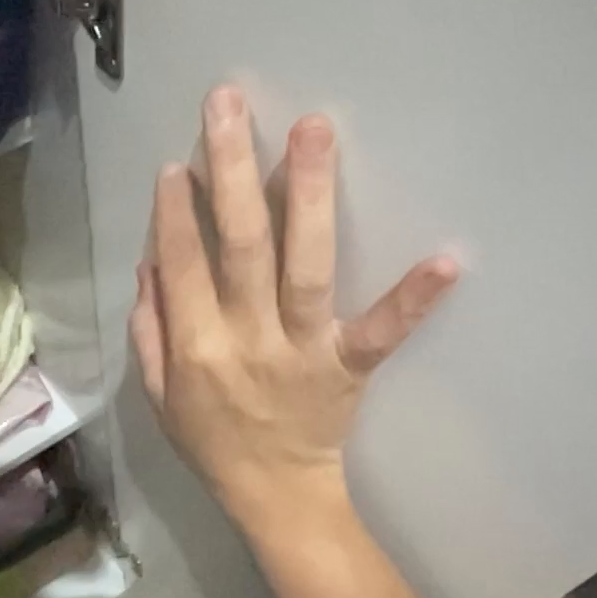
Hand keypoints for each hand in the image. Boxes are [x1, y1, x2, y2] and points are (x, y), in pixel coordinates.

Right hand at [130, 84, 457, 528]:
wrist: (275, 495)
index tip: (179, 160)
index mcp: (196, 348)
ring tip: (313, 130)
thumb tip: (148, 264)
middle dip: (231, 171)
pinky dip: (413, 299)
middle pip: (239, 247)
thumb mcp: (159, 397)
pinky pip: (382, 332)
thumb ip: (150, 331)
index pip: (182, 264)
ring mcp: (303, 352)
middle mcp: (247, 340)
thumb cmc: (212, 443)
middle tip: (229, 102)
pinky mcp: (350, 366)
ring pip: (304, 267)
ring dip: (308, 195)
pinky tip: (448, 259)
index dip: (177, 210)